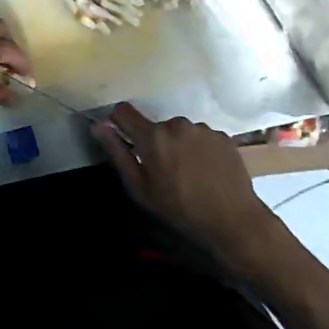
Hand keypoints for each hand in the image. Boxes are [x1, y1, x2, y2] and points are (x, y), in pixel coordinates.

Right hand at [93, 103, 275, 258]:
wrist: (230, 217)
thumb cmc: (178, 208)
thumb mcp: (140, 188)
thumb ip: (118, 153)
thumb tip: (98, 126)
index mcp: (153, 136)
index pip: (124, 111)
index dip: (119, 122)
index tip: (126, 140)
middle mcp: (178, 123)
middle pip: (157, 126)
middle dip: (156, 143)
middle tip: (165, 172)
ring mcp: (203, 128)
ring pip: (181, 132)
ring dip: (180, 146)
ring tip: (189, 174)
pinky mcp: (223, 136)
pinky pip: (202, 138)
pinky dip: (200, 150)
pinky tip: (206, 172)